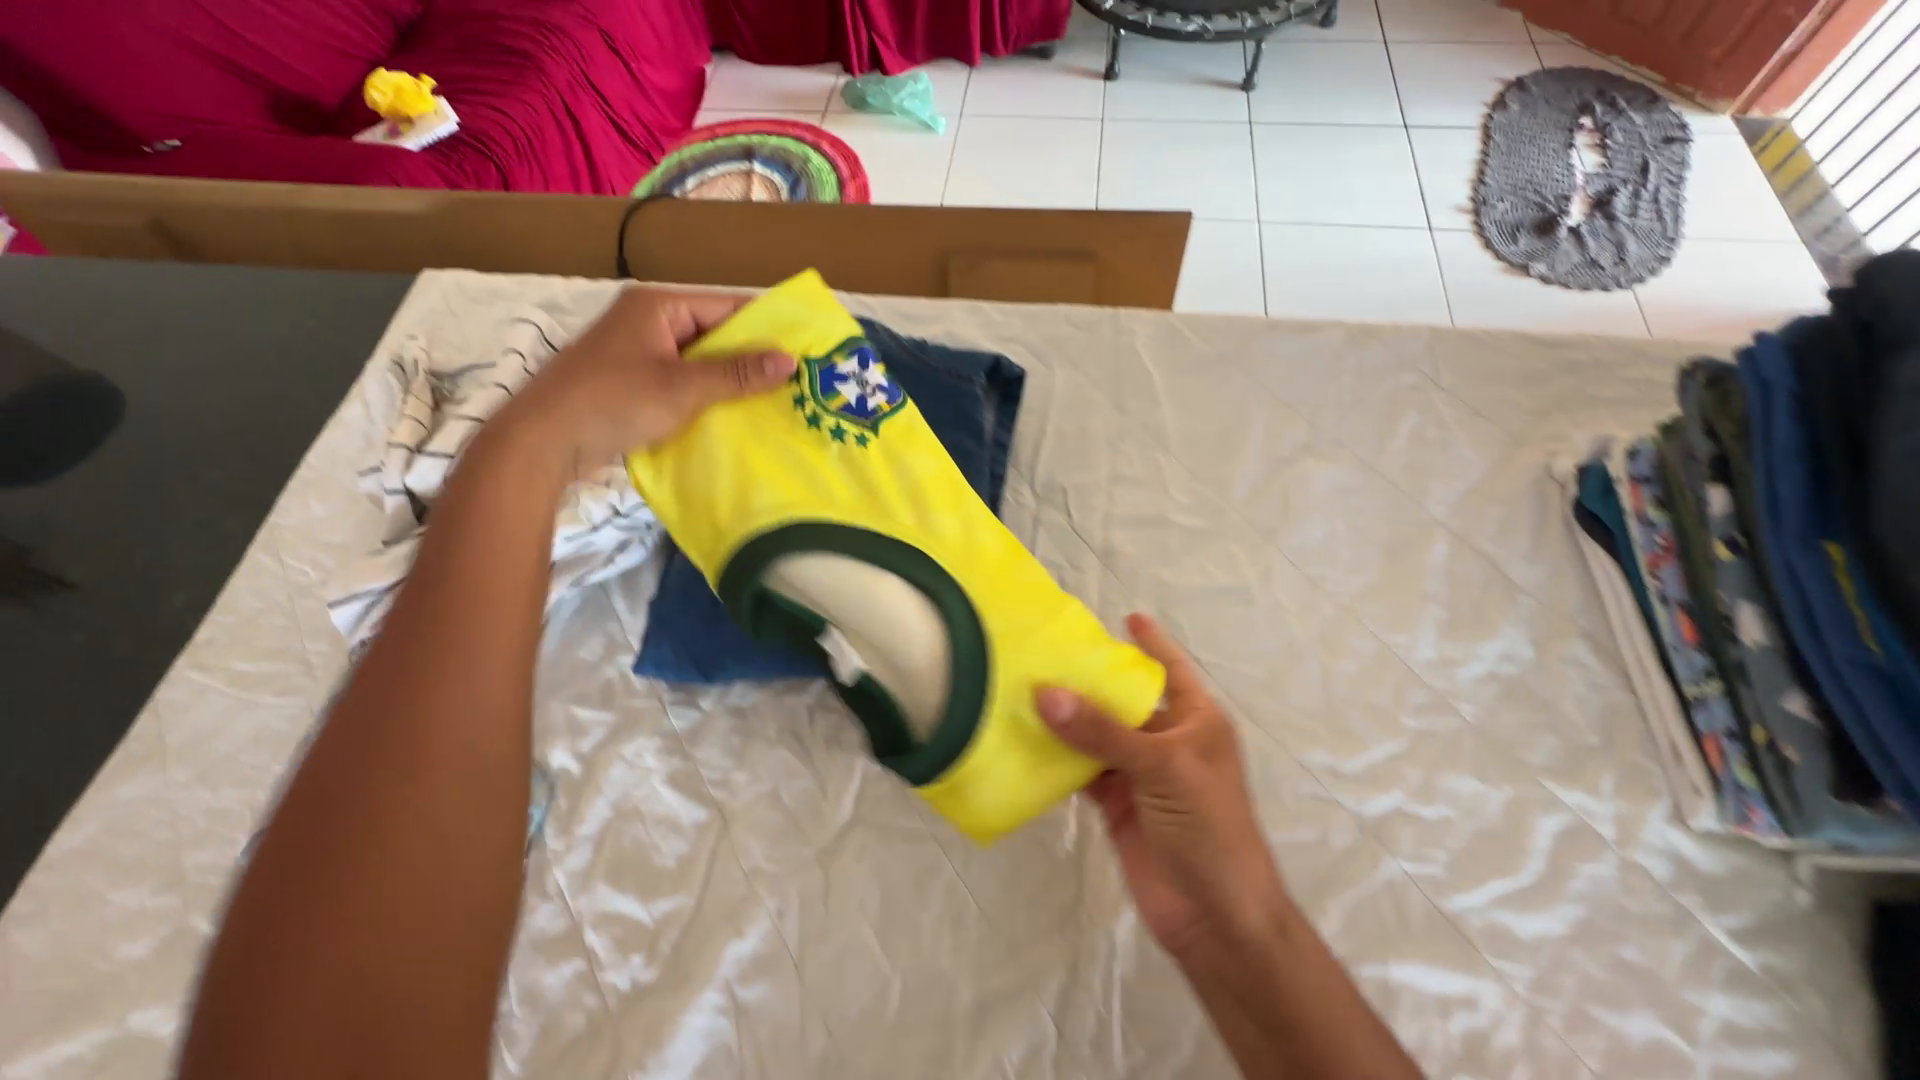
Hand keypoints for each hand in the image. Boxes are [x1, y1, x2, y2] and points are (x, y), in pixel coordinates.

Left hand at [490, 287, 795, 479]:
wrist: (541, 441)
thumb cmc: (612, 402)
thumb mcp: (682, 388)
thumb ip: (737, 373)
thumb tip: (790, 360)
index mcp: (657, 306)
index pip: (727, 307)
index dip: (767, 327)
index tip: (805, 348)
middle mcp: (647, 321)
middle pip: (714, 334)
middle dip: (750, 358)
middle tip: (796, 382)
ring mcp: (637, 353)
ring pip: (698, 362)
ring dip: (728, 382)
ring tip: (773, 401)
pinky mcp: (630, 383)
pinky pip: (680, 383)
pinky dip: (704, 397)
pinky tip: (732, 417)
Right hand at [1037, 615, 1287, 961]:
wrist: (1216, 916)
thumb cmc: (1209, 827)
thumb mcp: (1163, 768)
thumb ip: (1104, 732)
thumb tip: (1044, 693)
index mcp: (1197, 722)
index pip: (1172, 670)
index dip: (1152, 644)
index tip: (1127, 616)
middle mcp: (1168, 742)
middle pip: (1124, 702)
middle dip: (1088, 681)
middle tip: (1043, 652)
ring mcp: (1140, 776)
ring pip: (1097, 737)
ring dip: (1065, 720)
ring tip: (1020, 689)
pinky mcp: (1116, 805)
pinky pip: (1082, 772)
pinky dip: (1056, 759)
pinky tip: (1025, 741)